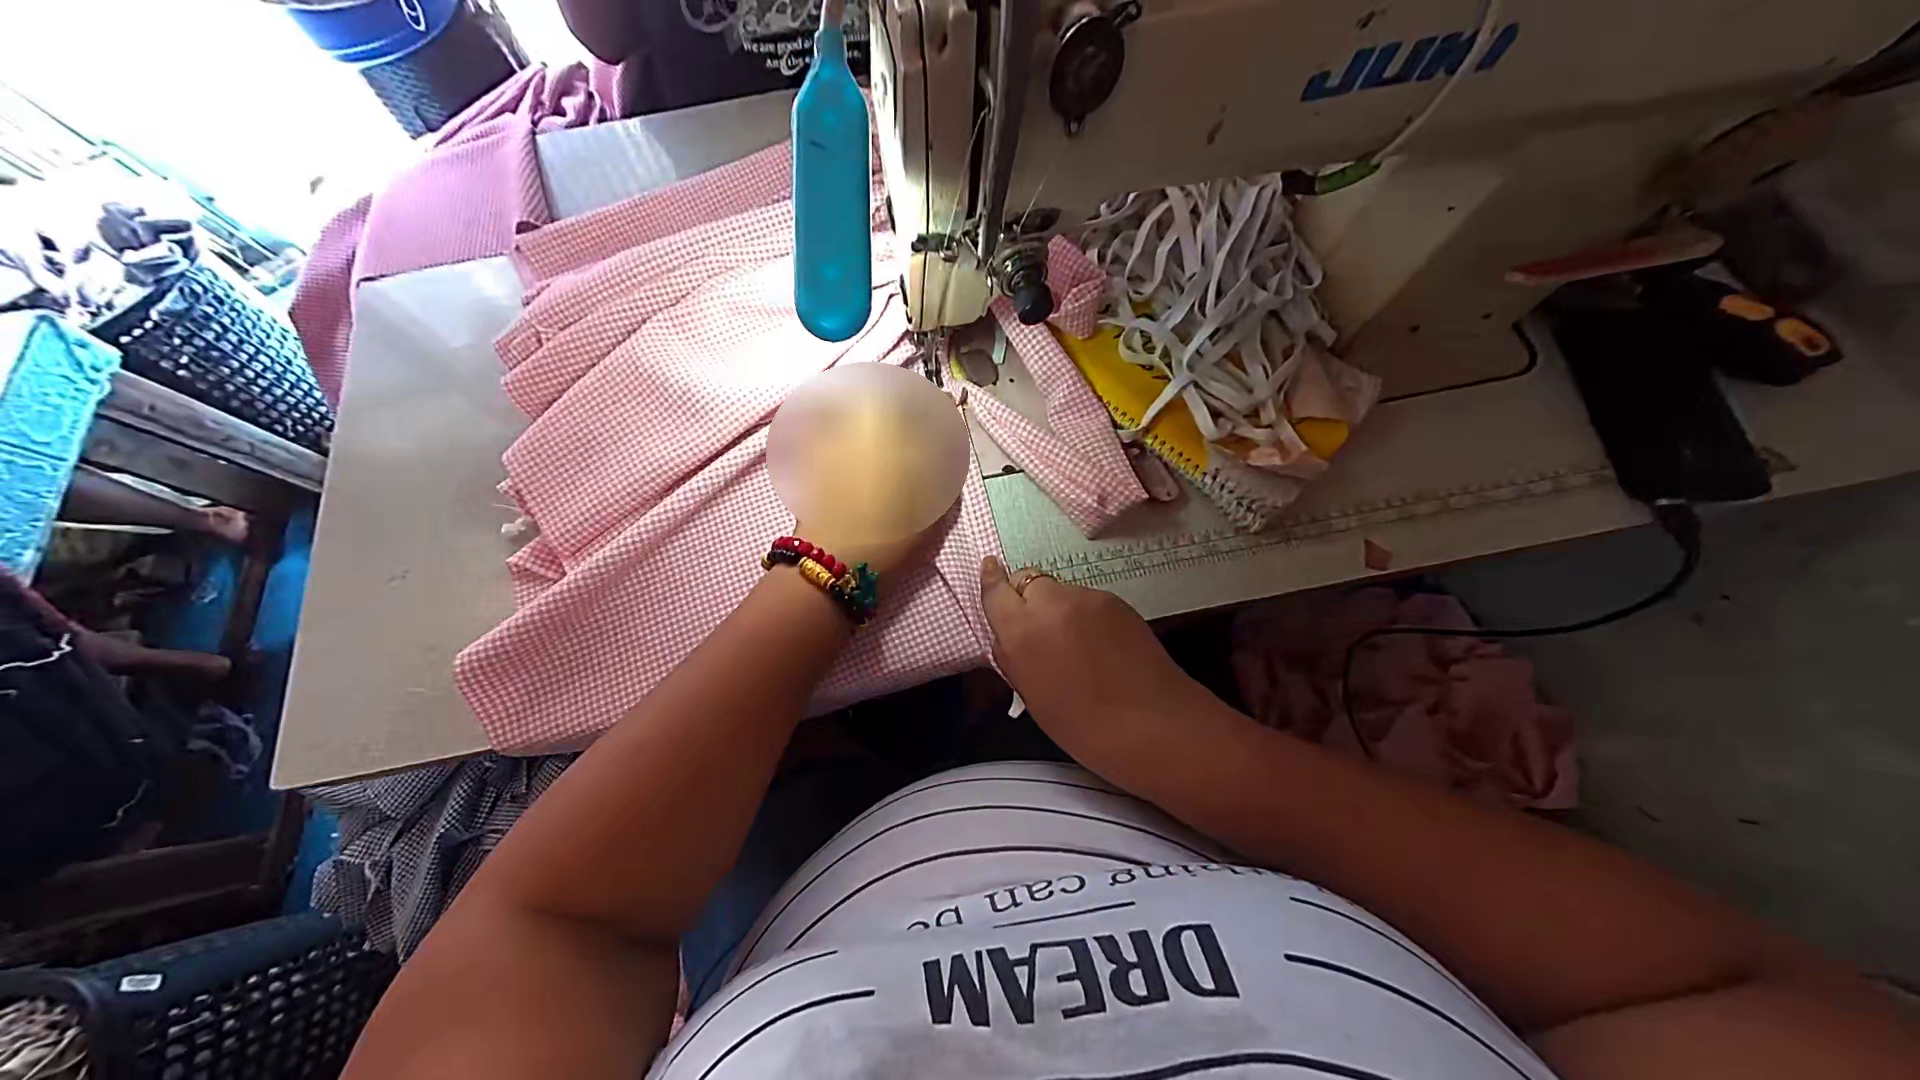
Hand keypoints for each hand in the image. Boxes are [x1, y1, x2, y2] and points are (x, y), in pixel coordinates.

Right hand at [979, 556, 1205, 765]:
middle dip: (1025, 597)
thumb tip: (1008, 635)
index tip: (989, 570)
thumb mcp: (1030, 695)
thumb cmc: (1082, 726)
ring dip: (1056, 606)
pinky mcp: (1116, 600)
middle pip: (1028, 580)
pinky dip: (1083, 614)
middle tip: (1035, 627)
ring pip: (1059, 589)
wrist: (1153, 725)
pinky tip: (1097, 645)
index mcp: (1022, 630)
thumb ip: (1013, 655)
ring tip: (1072, 643)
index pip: (996, 589)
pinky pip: (1086, 599)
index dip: (991, 580)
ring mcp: (1087, 598)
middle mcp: (1051, 603)